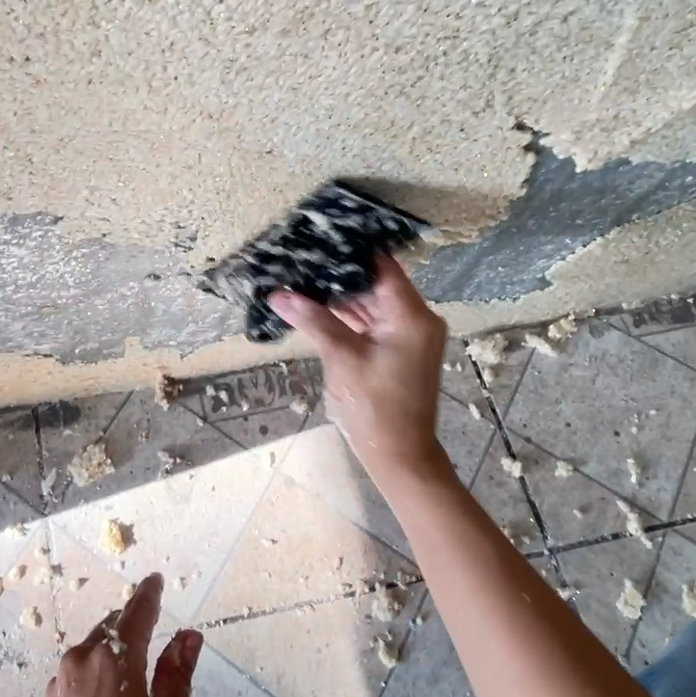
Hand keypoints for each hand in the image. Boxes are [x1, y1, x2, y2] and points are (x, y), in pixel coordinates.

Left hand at [47, 572, 202, 696]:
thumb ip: (176, 676)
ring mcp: (60, 682)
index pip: (136, 614)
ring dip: (111, 649)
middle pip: (111, 629)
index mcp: (112, 658)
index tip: (155, 581)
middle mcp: (80, 659)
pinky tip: (108, 691)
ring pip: (91, 650)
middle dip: (131, 626)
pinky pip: (77, 672)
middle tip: (151, 626)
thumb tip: (189, 638)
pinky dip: (95, 671)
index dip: (149, 596)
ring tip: (132, 664)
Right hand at [269, 252, 448, 473]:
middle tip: (302, 260)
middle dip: (338, 276)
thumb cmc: (374, 407)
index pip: (382, 267)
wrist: (400, 457)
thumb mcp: (341, 358)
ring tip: (302, 279)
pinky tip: (316, 307)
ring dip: (341, 297)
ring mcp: (409, 336)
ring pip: (372, 304)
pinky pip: (373, 322)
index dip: (351, 252)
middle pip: (376, 284)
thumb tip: (278, 295)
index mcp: (411, 315)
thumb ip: (313, 319)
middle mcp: (416, 319)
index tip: (319, 239)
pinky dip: (349, 317)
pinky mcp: (399, 350)